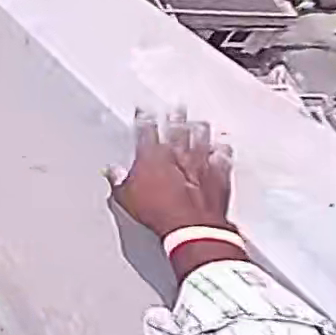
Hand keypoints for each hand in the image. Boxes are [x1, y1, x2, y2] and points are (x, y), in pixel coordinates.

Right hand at [111, 110, 234, 240]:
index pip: (145, 131)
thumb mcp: (126, 198)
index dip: (144, 119)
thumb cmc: (156, 212)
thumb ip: (119, 180)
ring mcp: (200, 165)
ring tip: (200, 122)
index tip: (144, 111)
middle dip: (175, 117)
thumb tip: (112, 172)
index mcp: (151, 157)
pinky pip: (221, 160)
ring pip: (201, 140)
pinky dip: (221, 153)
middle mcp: (176, 155)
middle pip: (176, 130)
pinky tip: (223, 147)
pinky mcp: (218, 178)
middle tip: (177, 107)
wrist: (190, 227)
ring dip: (200, 130)